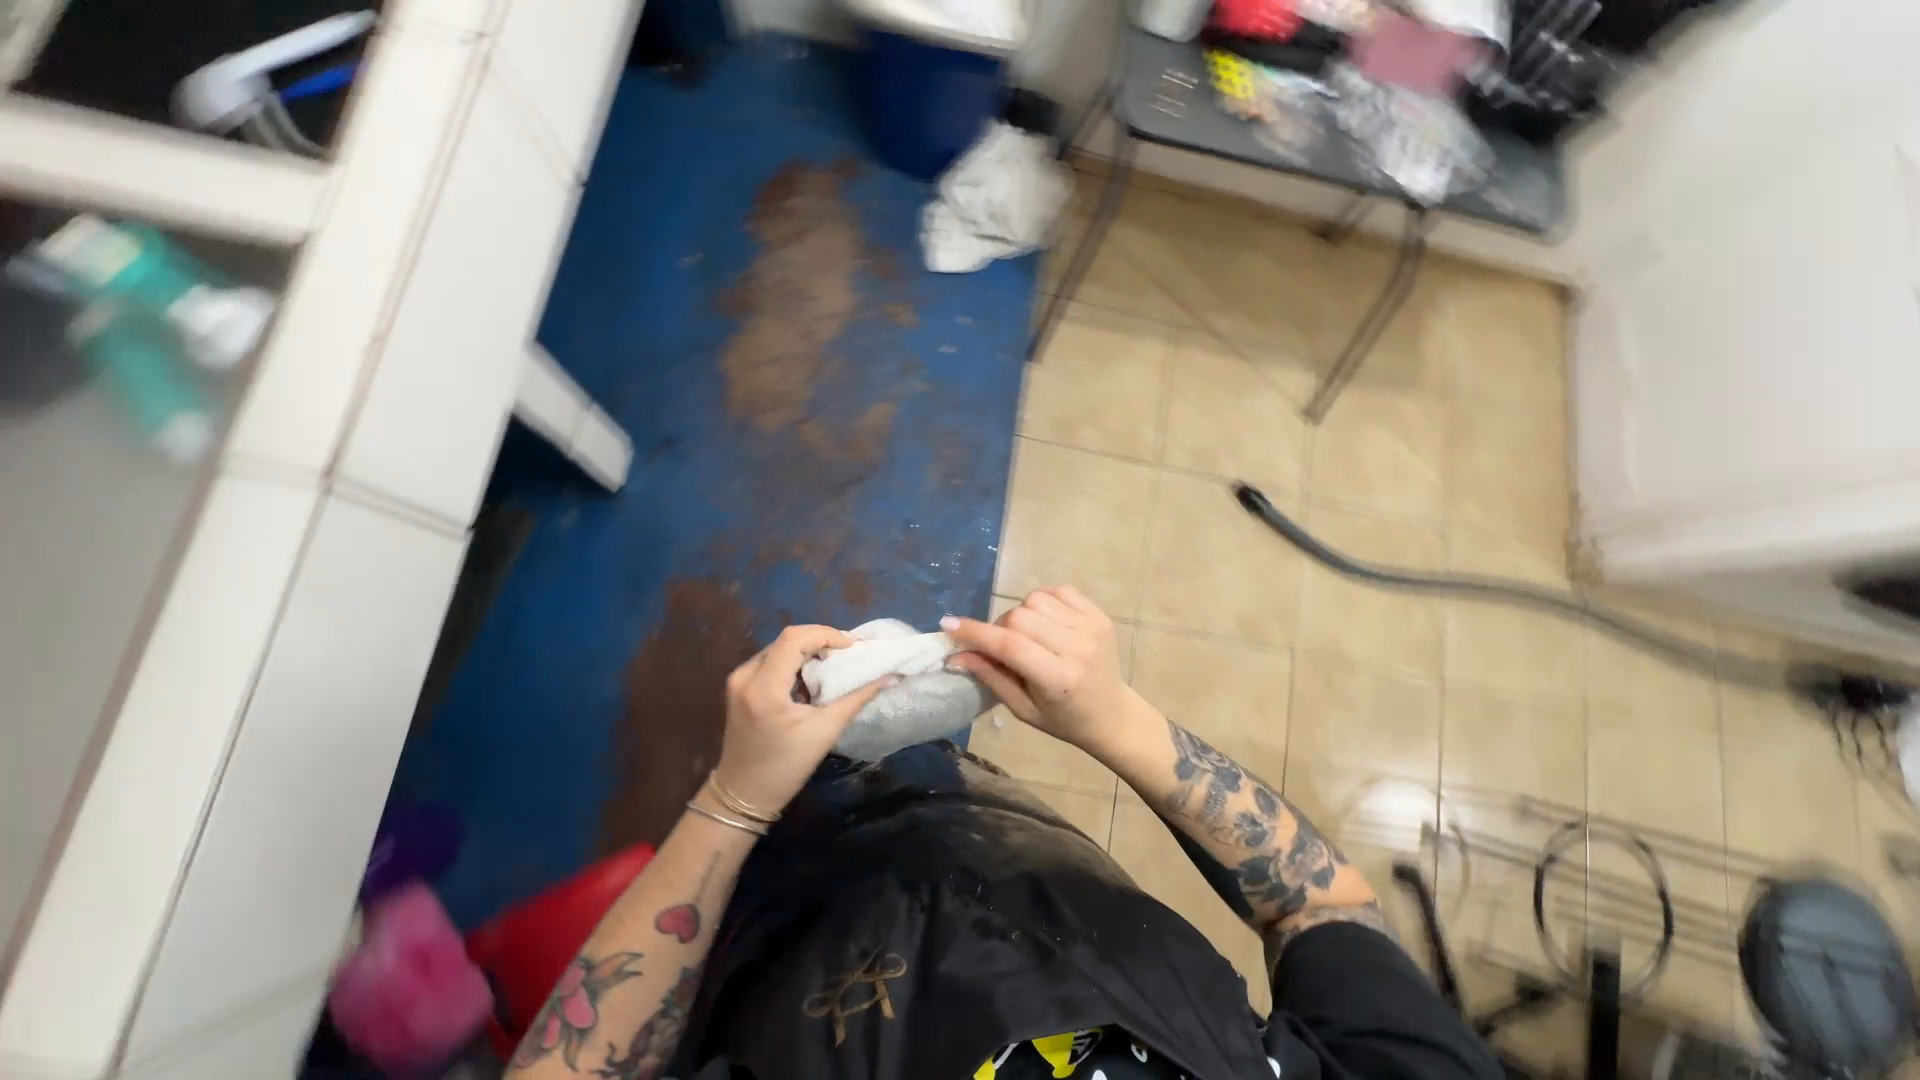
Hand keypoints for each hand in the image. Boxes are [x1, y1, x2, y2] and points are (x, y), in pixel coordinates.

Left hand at [714, 625, 891, 813]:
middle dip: (820, 641)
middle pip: (787, 640)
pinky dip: (794, 663)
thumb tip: (887, 676)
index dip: (827, 634)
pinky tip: (811, 680)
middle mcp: (745, 676)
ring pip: (778, 649)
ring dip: (807, 652)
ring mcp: (738, 680)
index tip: (853, 647)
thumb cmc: (785, 768)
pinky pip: (770, 662)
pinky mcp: (739, 687)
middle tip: (848, 655)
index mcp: (764, 687)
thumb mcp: (824, 732)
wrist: (743, 795)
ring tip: (834, 665)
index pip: (795, 638)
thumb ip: (856, 698)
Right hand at [943, 586, 1135, 751]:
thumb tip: (954, 654)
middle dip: (1000, 627)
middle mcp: (1077, 648)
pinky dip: (1043, 601)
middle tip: (1003, 646)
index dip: (976, 632)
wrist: (1112, 713)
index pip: (1010, 645)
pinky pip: (1058, 590)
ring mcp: (1091, 627)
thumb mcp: (1022, 708)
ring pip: (1036, 598)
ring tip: (1028, 635)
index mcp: (1059, 678)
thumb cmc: (1062, 718)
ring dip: (1022, 614)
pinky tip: (1046, 622)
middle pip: (1020, 617)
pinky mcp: (1099, 614)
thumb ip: (990, 676)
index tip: (949, 625)